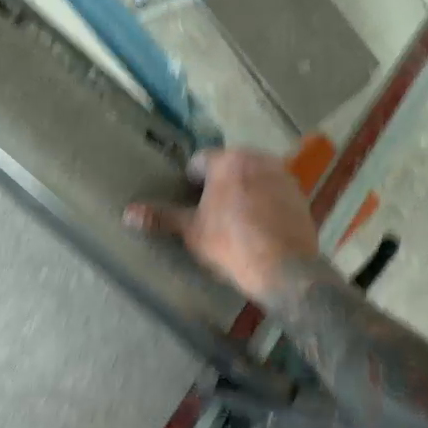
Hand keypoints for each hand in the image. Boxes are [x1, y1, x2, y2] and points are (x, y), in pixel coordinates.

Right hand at [123, 148, 320, 302]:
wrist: (284, 268)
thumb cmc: (231, 243)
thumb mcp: (191, 231)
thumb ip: (161, 217)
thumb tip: (128, 213)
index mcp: (228, 161)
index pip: (199, 161)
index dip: (189, 182)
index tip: (188, 202)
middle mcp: (258, 159)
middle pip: (229, 166)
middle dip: (218, 183)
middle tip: (208, 212)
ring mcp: (283, 176)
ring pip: (253, 177)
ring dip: (242, 190)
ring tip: (233, 219)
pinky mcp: (300, 195)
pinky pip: (273, 192)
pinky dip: (263, 202)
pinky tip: (257, 226)